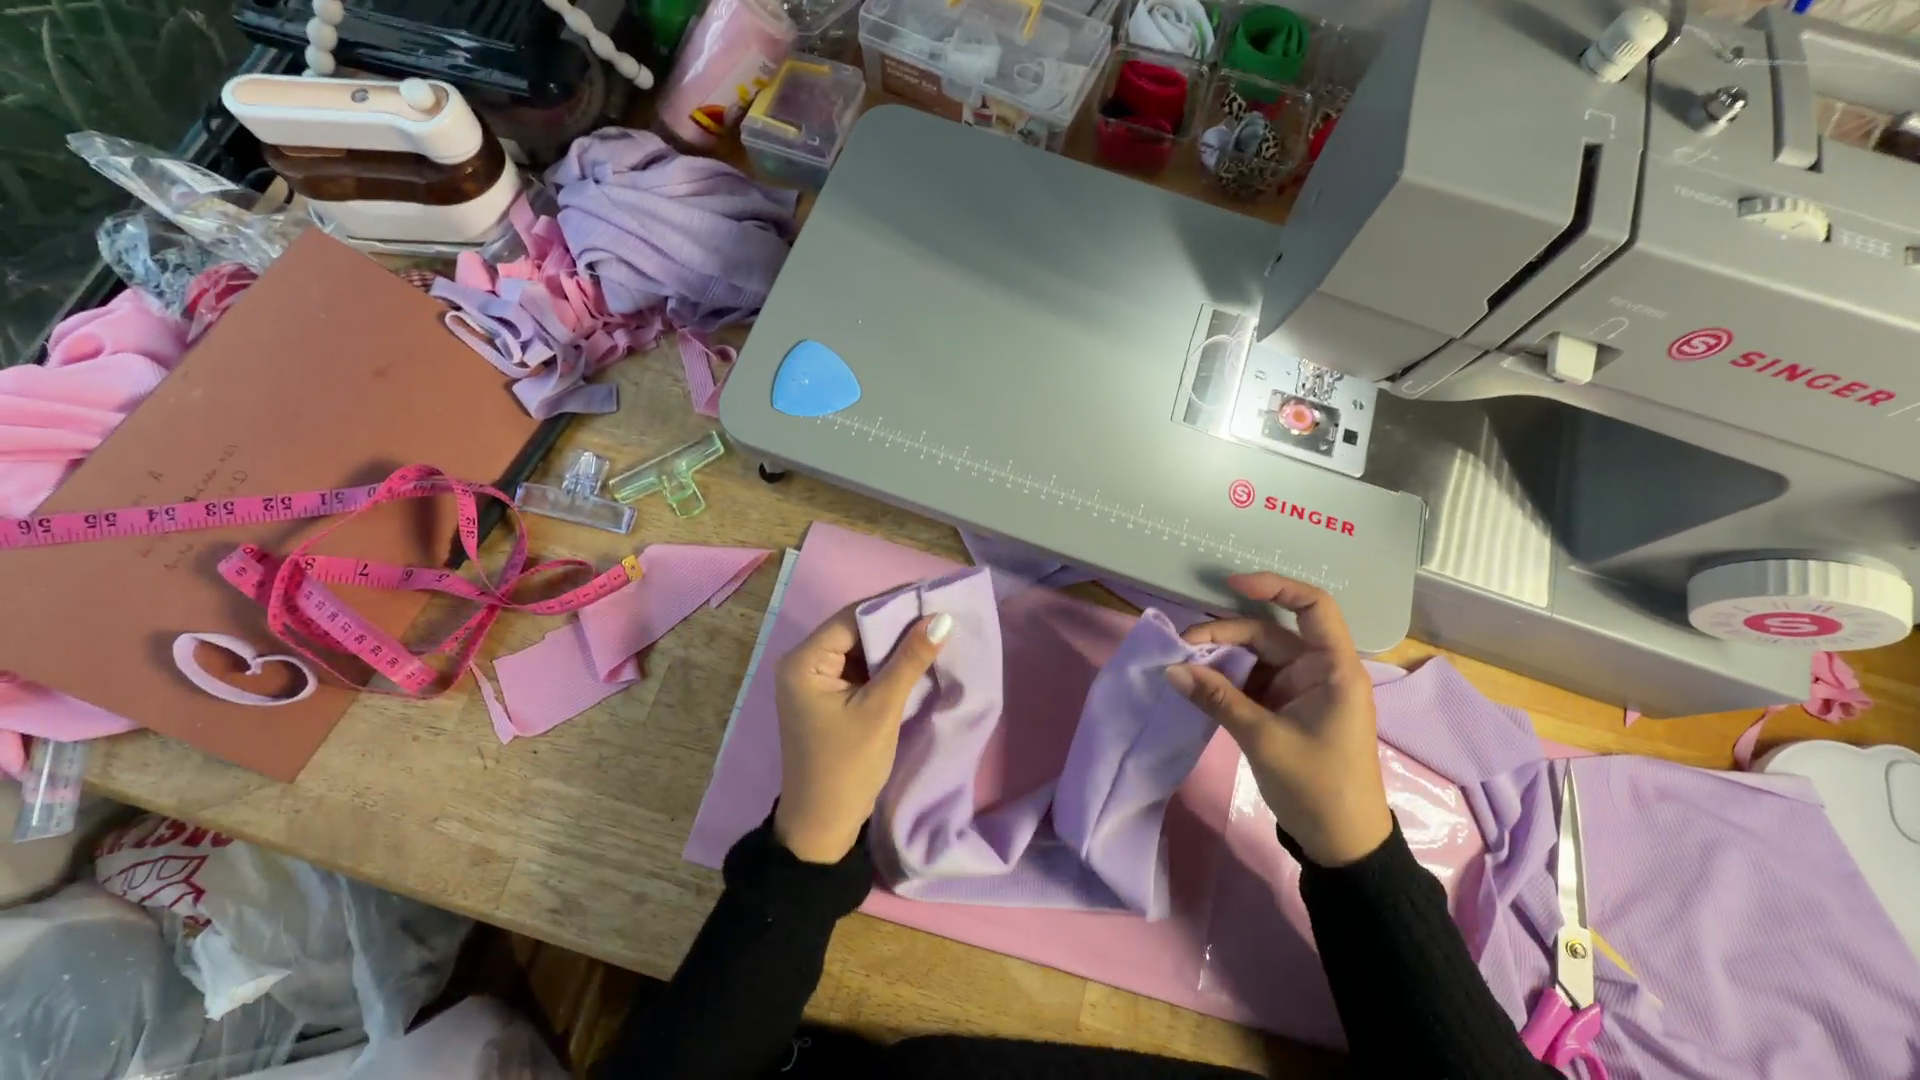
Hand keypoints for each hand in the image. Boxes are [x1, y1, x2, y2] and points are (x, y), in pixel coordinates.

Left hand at [772, 603, 953, 863]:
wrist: (823, 826)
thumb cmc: (847, 766)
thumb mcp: (881, 709)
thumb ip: (910, 660)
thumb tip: (941, 618)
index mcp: (804, 661)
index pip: (853, 618)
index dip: (894, 605)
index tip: (934, 596)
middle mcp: (804, 663)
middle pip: (857, 630)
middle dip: (898, 624)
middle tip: (942, 613)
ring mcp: (817, 681)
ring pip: (863, 649)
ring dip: (896, 645)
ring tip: (937, 631)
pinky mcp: (830, 697)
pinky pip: (863, 669)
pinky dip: (888, 666)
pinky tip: (919, 659)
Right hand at [1166, 574, 1391, 866]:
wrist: (1340, 843)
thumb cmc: (1318, 787)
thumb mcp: (1264, 739)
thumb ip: (1218, 700)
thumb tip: (1172, 670)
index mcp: (1334, 668)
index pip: (1313, 607)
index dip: (1275, 587)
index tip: (1231, 584)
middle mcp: (1318, 670)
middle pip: (1270, 634)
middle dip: (1225, 634)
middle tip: (1183, 646)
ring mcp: (1300, 690)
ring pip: (1256, 657)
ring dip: (1221, 659)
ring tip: (1183, 666)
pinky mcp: (1285, 709)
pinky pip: (1251, 682)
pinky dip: (1225, 681)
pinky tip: (1196, 684)